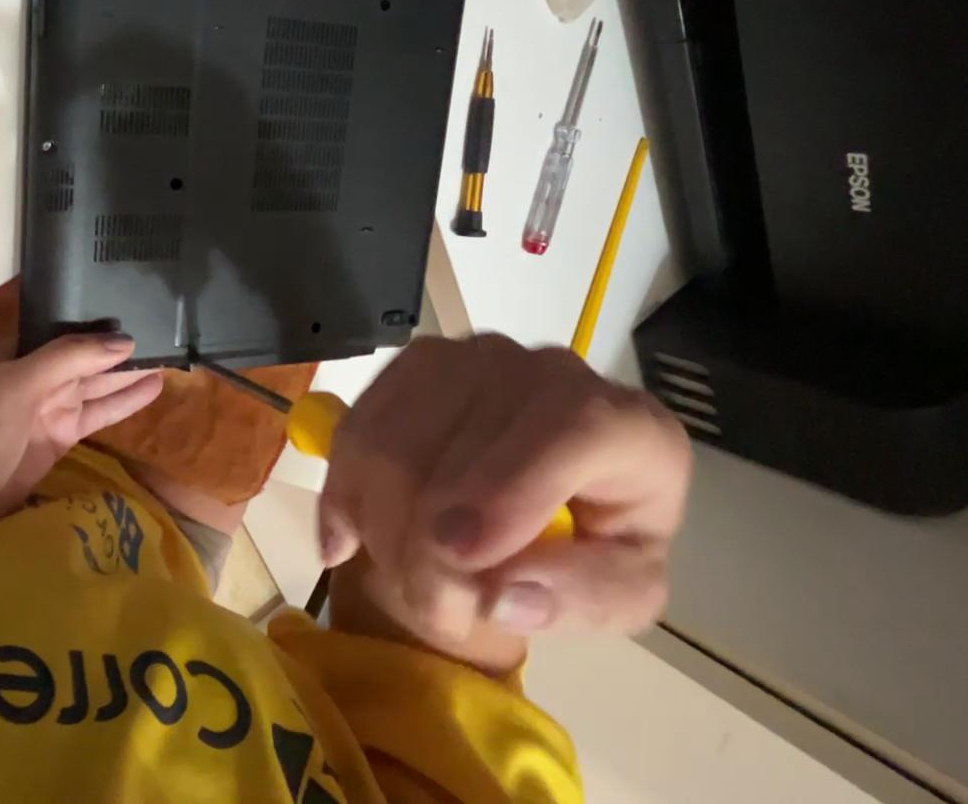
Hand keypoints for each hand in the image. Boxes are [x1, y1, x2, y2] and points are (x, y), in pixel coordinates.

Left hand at [0, 334, 163, 521]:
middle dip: (124, 344)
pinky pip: (100, 413)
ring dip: (131, 371)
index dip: (104, 317)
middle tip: (171, 330)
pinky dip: (125, 402)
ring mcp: (52, 405)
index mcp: (22, 350)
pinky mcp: (63, 435)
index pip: (71, 325)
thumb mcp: (17, 385)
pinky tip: (153, 389)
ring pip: (100, 382)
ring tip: (172, 355)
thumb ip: (67, 359)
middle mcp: (40, 373)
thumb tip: (124, 342)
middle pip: (90, 354)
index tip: (143, 302)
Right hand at [318, 335, 690, 667]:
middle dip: (428, 545)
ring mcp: (472, 358)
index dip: (509, 489)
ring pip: (396, 439)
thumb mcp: (621, 593)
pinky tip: (345, 539)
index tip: (459, 555)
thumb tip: (501, 595)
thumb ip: (584, 598)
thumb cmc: (593, 540)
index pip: (571, 431)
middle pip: (462, 446)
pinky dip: (341, 491)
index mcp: (626, 426)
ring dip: (382, 524)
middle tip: (431, 609)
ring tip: (401, 575)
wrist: (543, 492)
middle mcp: (547, 372)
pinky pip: (359, 428)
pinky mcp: (413, 363)